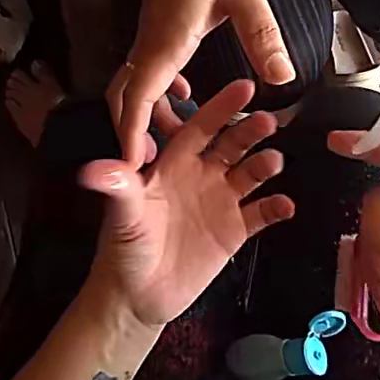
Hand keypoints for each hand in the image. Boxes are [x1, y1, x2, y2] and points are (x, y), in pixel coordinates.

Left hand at [81, 80, 294, 330]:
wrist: (138, 293)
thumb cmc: (124, 247)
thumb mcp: (122, 215)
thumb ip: (118, 189)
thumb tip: (94, 170)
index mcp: (173, 163)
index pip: (199, 126)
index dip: (220, 107)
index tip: (243, 86)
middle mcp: (200, 175)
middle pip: (230, 145)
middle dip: (249, 130)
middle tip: (268, 119)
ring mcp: (220, 201)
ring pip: (249, 174)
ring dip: (264, 165)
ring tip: (273, 160)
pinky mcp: (234, 231)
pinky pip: (261, 214)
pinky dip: (275, 208)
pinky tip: (285, 205)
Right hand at [109, 0, 293, 166]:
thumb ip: (262, 35)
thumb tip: (284, 80)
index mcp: (166, 44)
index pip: (137, 98)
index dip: (131, 134)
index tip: (130, 166)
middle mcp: (150, 46)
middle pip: (126, 99)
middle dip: (134, 132)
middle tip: (154, 162)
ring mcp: (149, 38)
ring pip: (134, 88)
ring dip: (147, 115)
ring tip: (173, 139)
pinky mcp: (155, 30)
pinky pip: (146, 72)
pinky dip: (156, 93)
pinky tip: (186, 96)